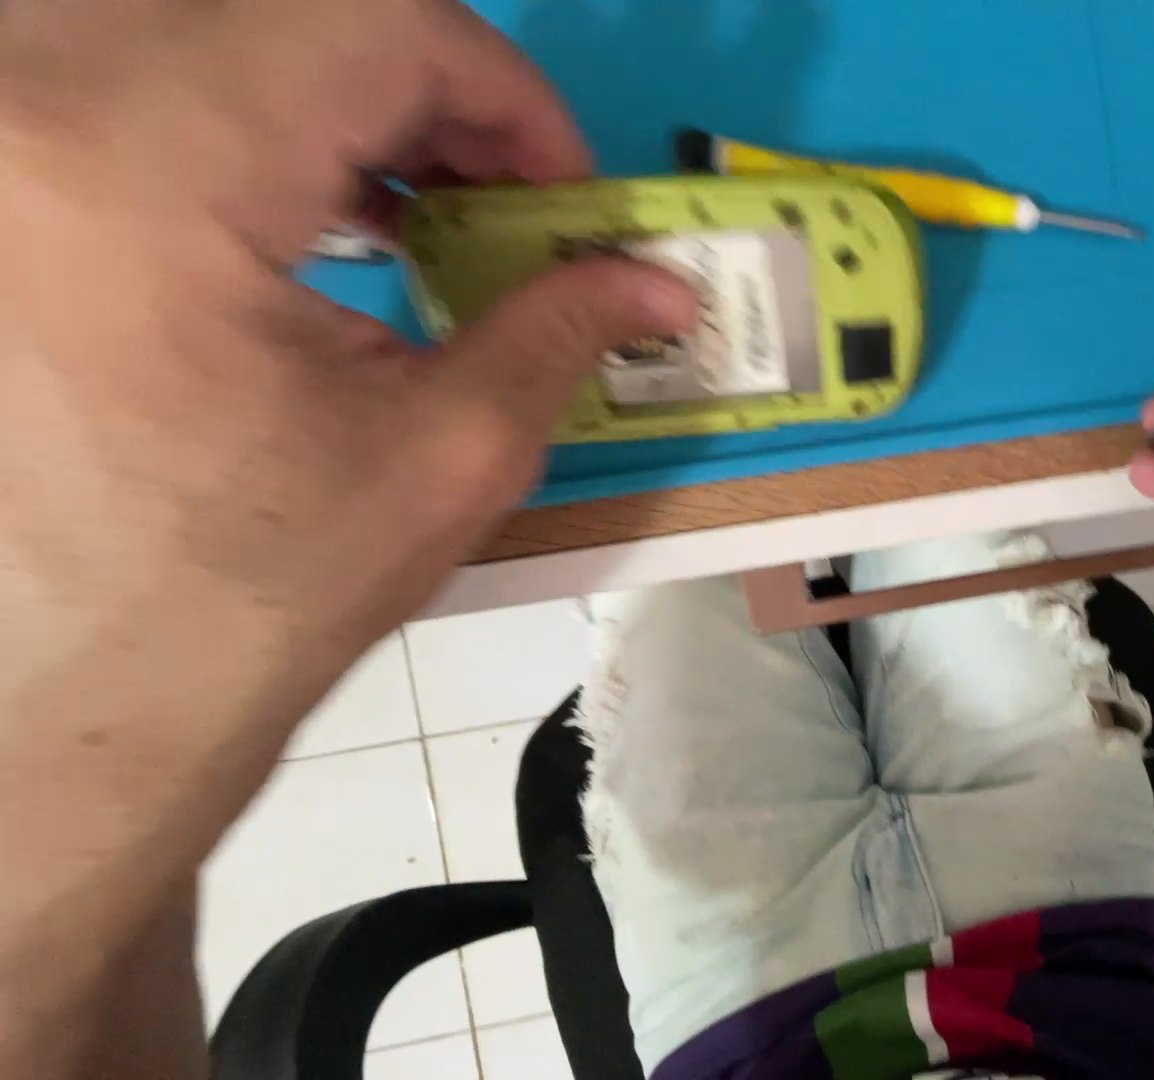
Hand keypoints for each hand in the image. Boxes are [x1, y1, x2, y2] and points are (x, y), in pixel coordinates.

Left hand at [0, 1, 691, 1055]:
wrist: (66, 692)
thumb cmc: (273, 580)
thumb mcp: (458, 448)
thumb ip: (567, 330)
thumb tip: (666, 288)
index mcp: (145, 165)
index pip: (378, 23)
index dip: (511, 96)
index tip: (566, 195)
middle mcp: (20, 100)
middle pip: (292, 11)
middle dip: (441, 98)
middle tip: (513, 203)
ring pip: (208, 31)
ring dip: (354, 107)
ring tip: (433, 215)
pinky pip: (138, 81)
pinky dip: (266, 129)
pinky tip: (327, 222)